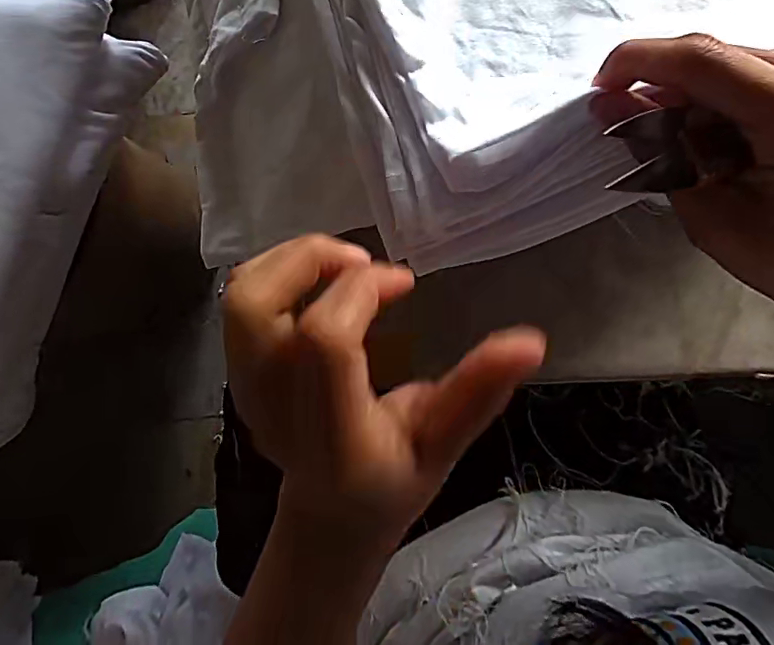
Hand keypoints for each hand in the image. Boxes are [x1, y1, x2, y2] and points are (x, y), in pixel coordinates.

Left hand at [223, 236, 546, 546]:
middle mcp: (276, 408)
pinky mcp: (241, 373)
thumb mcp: (444, 442)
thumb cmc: (393, 480)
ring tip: (342, 265)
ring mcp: (249, 391)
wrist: (329, 515)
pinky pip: (242, 301)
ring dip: (293, 259)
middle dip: (313, 259)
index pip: (322, 342)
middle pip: (258, 306)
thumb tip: (532, 341)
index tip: (404, 282)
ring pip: (242, 296)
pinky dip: (280, 271)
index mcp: (332, 432)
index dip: (360, 291)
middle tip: (363, 260)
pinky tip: (322, 282)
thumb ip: (480, 391)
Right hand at [594, 34, 773, 374]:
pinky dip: (745, 93)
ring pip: (753, 58)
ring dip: (711, 90)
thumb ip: (667, 154)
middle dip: (674, 84)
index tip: (604, 81)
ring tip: (705, 140)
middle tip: (645, 122)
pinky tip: (744, 132)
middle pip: (730, 55)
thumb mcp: (720, 224)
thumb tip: (619, 102)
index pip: (710, 63)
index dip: (643, 61)